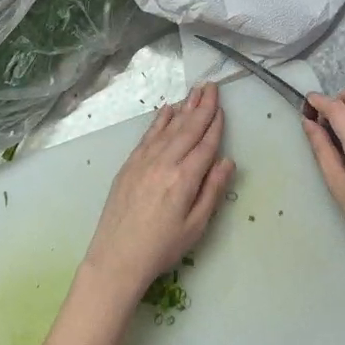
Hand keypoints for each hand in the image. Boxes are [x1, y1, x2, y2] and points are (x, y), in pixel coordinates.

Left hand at [85, 83, 236, 292]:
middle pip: (187, 129)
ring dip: (183, 108)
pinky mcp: (129, 165)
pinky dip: (159, 121)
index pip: (205, 145)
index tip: (222, 108)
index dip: (215, 126)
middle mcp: (164, 163)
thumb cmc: (162, 248)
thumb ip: (212, 191)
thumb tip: (227, 162)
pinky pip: (148, 136)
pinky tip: (167, 110)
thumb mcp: (196, 226)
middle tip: (211, 86)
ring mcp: (143, 161)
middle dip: (201, 107)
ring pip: (168, 128)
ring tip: (194, 92)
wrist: (117, 257)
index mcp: (184, 179)